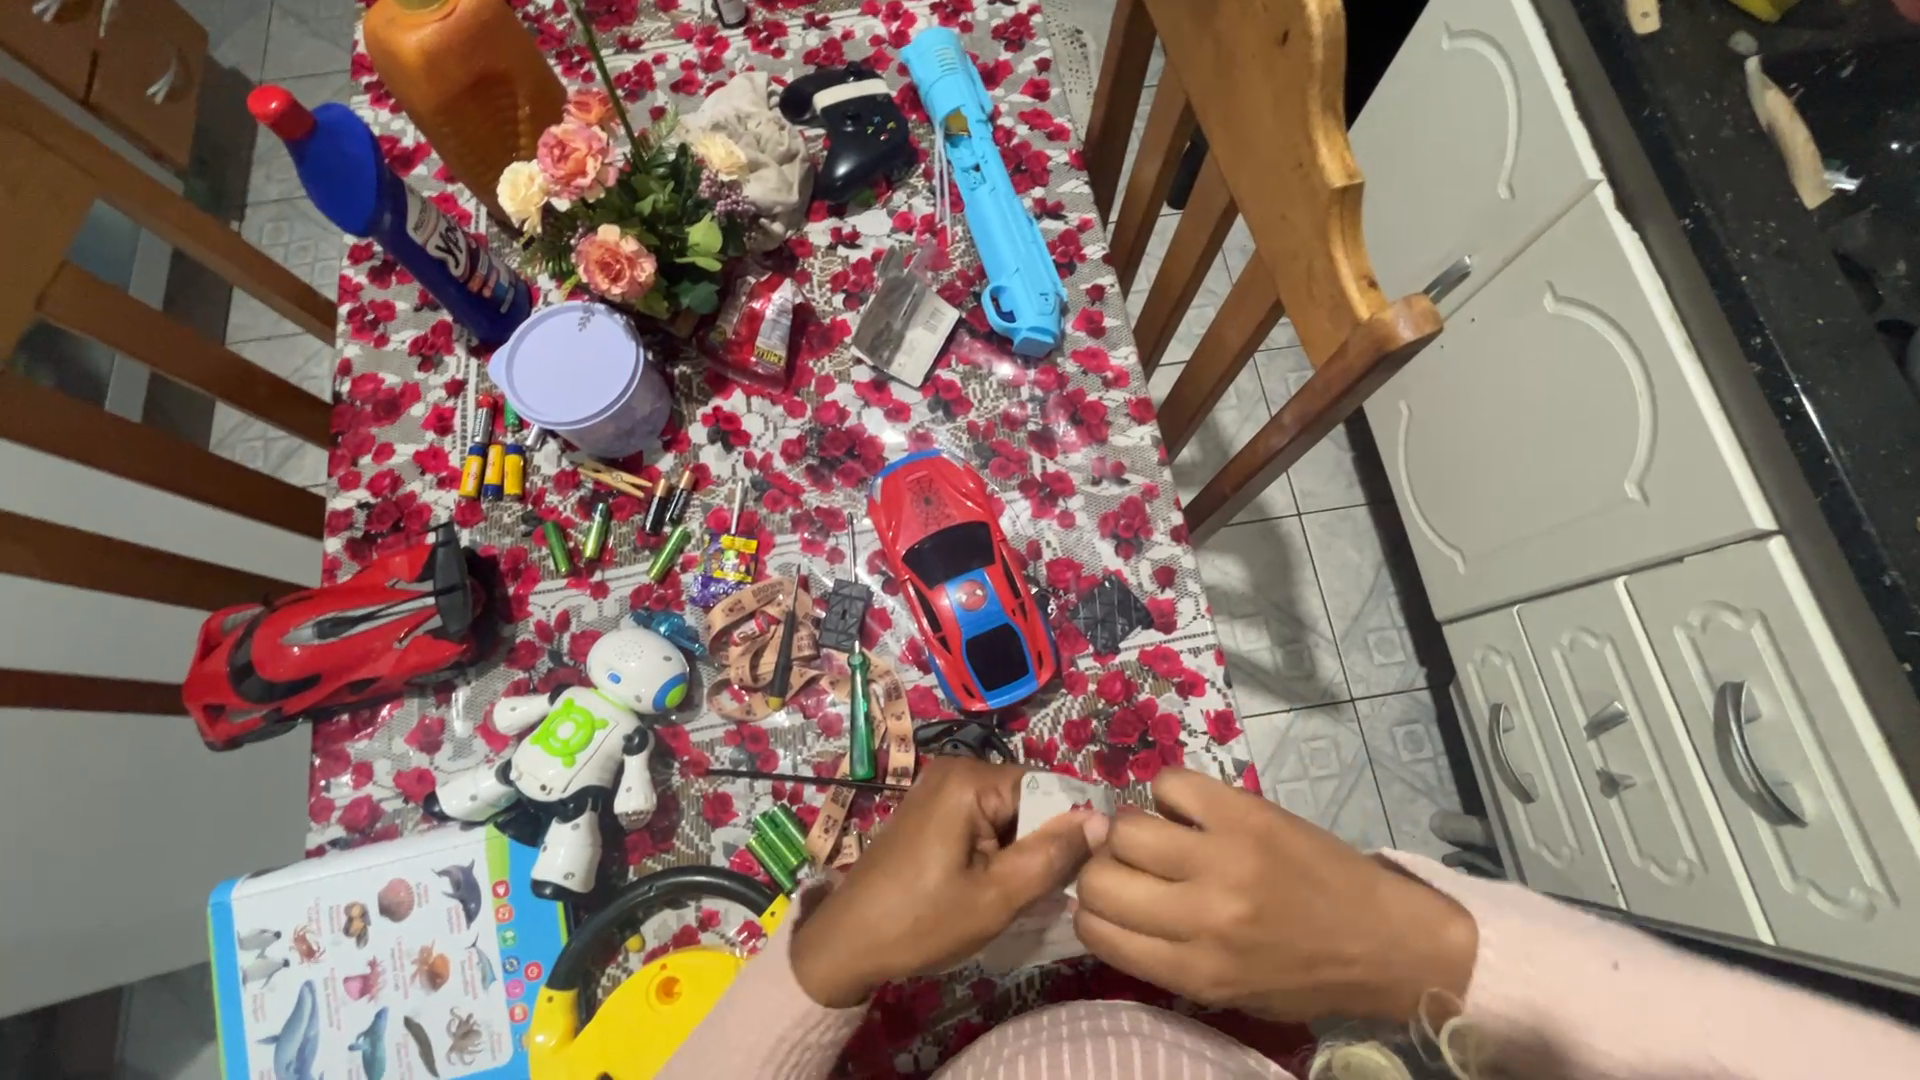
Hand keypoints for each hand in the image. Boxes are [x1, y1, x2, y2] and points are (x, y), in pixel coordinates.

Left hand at [789, 759, 1092, 1006]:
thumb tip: (1102, 820)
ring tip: (1013, 892)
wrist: (848, 942)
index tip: (1080, 871)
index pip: (1048, 787)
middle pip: (1027, 798)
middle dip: (1040, 841)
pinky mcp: (932, 807)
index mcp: (970, 779)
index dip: (1069, 827)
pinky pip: (983, 819)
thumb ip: (1052, 855)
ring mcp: (940, 786)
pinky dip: (995, 849)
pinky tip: (989, 884)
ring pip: (1007, 813)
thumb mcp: (997, 896)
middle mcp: (955, 768)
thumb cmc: (921, 921)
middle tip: (1040, 891)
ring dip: (1018, 850)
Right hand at [1073, 768, 1476, 1022]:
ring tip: (1160, 834)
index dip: (1090, 909)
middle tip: (1130, 865)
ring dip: (1131, 830)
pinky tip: (1188, 811)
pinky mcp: (1242, 812)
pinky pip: (1169, 784)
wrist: (1387, 939)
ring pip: (1125, 828)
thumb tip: (1102, 906)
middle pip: (1100, 877)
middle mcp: (1200, 917)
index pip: (1095, 929)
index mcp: (1194, 970)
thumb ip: (1162, 955)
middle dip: (1103, 869)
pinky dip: (1168, 794)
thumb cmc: (1306, 974)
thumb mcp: (1228, 990)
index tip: (1107, 899)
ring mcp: (1221, 858)